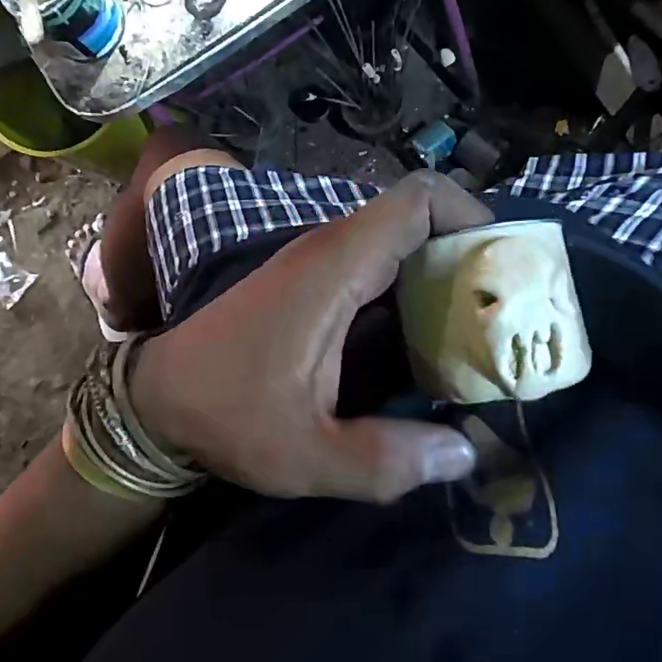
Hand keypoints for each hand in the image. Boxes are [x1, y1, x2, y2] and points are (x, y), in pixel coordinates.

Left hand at [130, 171, 490, 502]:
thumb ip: (387, 460)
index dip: (472, 216)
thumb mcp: (308, 456)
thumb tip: (464, 454)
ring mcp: (310, 264)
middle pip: (414, 219)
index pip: (417, 200)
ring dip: (438, 275)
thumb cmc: (225, 417)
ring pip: (393, 243)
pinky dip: (406, 289)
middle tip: (502, 314)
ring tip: (474, 331)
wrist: (156, 400)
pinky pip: (371, 266)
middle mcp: (324, 251)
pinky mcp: (301, 284)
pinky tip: (420, 341)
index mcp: (332, 270)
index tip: (505, 270)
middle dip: (467, 255)